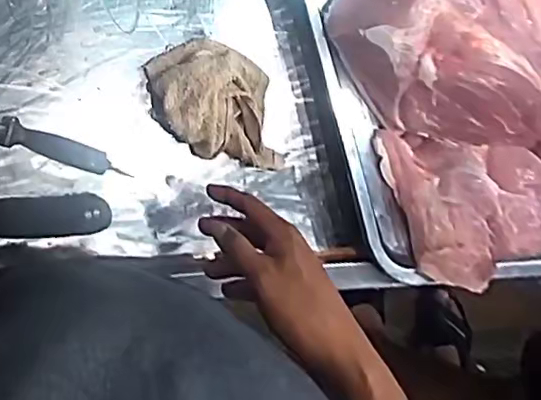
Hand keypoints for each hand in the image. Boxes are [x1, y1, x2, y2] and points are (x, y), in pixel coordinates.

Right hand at [201, 186, 403, 399]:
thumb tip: (217, 225)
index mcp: (282, 234)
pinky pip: (261, 276)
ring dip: (231, 259)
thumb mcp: (263, 276)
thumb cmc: (300, 310)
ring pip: (254, 254)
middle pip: (250, 230)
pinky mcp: (292, 290)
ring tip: (209, 268)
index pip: (251, 205)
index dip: (228, 196)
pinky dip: (243, 279)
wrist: (337, 351)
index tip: (209, 190)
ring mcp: (291, 267)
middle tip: (202, 231)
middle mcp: (287, 245)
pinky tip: (230, 290)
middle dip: (225, 231)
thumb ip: (238, 248)